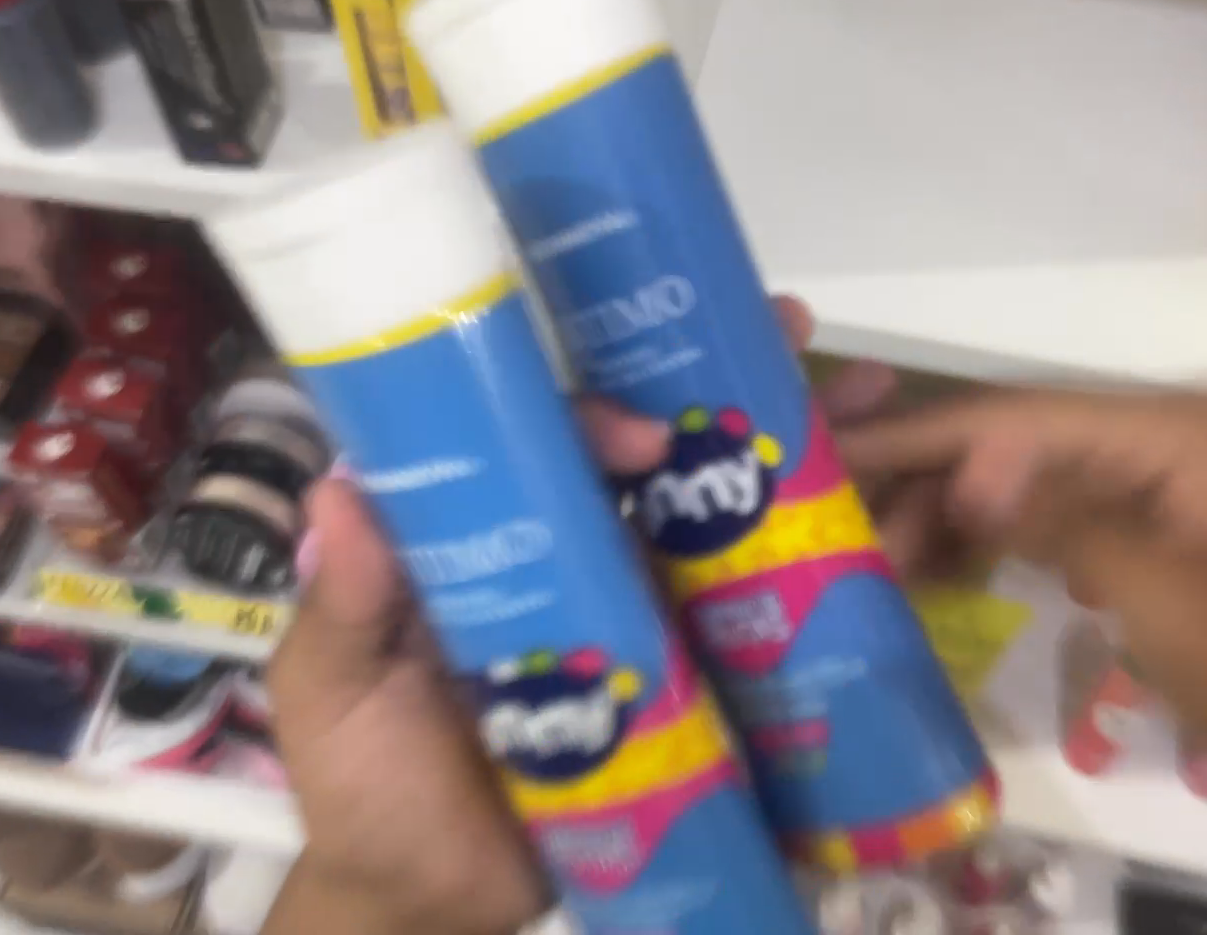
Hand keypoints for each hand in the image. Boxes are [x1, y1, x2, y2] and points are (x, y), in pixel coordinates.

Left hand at [265, 298, 892, 934]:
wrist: (440, 897)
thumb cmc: (375, 783)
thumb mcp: (337, 691)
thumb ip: (347, 610)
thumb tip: (336, 497)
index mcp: (498, 529)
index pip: (548, 443)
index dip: (595, 418)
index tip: (647, 432)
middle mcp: (573, 541)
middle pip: (648, 448)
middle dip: (716, 386)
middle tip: (788, 327)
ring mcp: (636, 597)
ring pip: (709, 503)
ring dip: (779, 444)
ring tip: (860, 394)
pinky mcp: (684, 660)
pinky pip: (745, 595)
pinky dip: (804, 551)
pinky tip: (870, 515)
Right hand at [839, 391, 1206, 779]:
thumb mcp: (1162, 593)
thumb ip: (1059, 519)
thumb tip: (966, 470)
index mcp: (1162, 429)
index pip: (1012, 417)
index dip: (918, 434)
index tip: (837, 451)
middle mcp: (1137, 436)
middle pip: (998, 442)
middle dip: (923, 482)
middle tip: (847, 522)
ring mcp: (1124, 480)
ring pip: (1002, 479)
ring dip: (940, 515)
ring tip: (883, 558)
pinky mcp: (1112, 523)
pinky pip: (1022, 516)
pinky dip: (973, 540)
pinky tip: (929, 568)